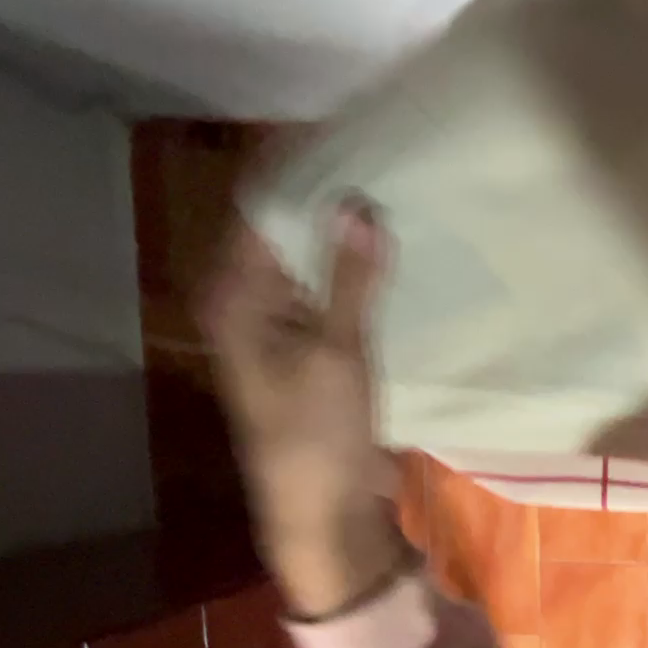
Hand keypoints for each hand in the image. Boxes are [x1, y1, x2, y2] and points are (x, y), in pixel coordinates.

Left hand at [198, 200, 408, 617]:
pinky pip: (342, 296)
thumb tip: (359, 204)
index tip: (356, 142)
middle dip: (339, 204)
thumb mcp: (338, 352)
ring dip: (357, 241)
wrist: (326, 505)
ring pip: (322, 266)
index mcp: (239, 297)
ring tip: (409, 205)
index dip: (306, 175)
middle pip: (293, 235)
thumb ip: (350, 279)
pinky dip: (369, 277)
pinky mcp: (323, 350)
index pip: (266, 213)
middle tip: (396, 168)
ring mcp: (291, 328)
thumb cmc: (319, 430)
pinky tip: (407, 263)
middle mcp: (257, 303)